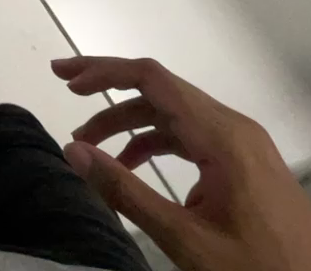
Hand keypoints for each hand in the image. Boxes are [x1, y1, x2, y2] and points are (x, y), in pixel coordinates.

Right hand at [52, 55, 310, 270]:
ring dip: (129, 122)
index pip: (151, 78)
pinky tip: (135, 167)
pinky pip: (191, 136)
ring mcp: (243, 145)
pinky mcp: (247, 165)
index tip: (63, 75)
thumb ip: (127, 192)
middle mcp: (233, 127)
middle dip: (108, 91)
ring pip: (173, 114)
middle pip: (159, 90)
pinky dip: (155, 142)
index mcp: (222, 135)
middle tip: (66, 95)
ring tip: (91, 145)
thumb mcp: (187, 240)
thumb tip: (73, 151)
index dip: (103, 70)